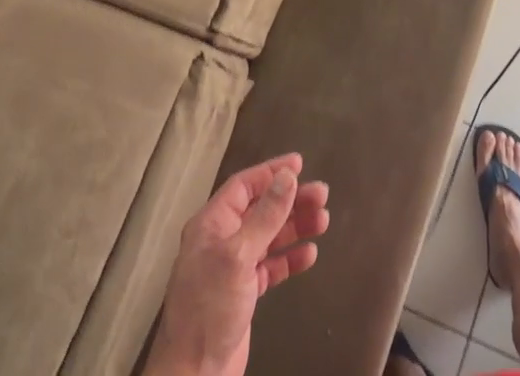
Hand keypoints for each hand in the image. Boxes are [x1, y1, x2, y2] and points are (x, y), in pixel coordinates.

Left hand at [143, 153, 329, 375]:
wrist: (195, 369)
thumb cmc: (211, 306)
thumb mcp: (238, 256)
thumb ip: (265, 216)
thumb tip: (287, 177)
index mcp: (211, 225)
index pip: (243, 186)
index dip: (270, 172)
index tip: (299, 163)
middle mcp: (221, 241)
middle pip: (260, 210)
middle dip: (290, 200)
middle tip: (322, 194)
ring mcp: (232, 268)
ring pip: (269, 237)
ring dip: (295, 227)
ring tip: (323, 220)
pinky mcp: (244, 292)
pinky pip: (271, 266)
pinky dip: (290, 259)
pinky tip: (309, 254)